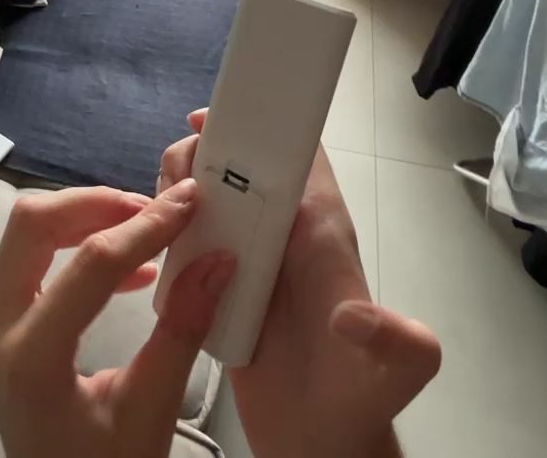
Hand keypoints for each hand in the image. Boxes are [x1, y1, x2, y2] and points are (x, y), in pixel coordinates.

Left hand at [0, 181, 237, 457]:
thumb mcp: (151, 413)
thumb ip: (183, 331)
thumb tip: (218, 261)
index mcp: (31, 360)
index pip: (89, 266)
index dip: (144, 227)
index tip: (186, 202)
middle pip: (32, 225)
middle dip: (94, 204)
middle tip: (151, 208)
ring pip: (27, 233)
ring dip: (85, 216)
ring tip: (145, 227)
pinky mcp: (5, 322)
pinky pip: (33, 257)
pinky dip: (79, 244)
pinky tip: (132, 266)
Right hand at [160, 110, 441, 457]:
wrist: (316, 438)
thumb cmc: (354, 396)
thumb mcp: (392, 371)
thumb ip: (394, 341)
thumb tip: (357, 317)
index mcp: (320, 229)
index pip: (297, 154)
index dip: (259, 126)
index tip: (212, 121)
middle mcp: (282, 229)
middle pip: (239, 162)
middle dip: (203, 153)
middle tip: (176, 178)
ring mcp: (247, 250)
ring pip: (210, 192)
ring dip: (180, 185)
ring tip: (160, 206)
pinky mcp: (218, 274)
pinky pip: (189, 230)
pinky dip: (168, 221)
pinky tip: (152, 231)